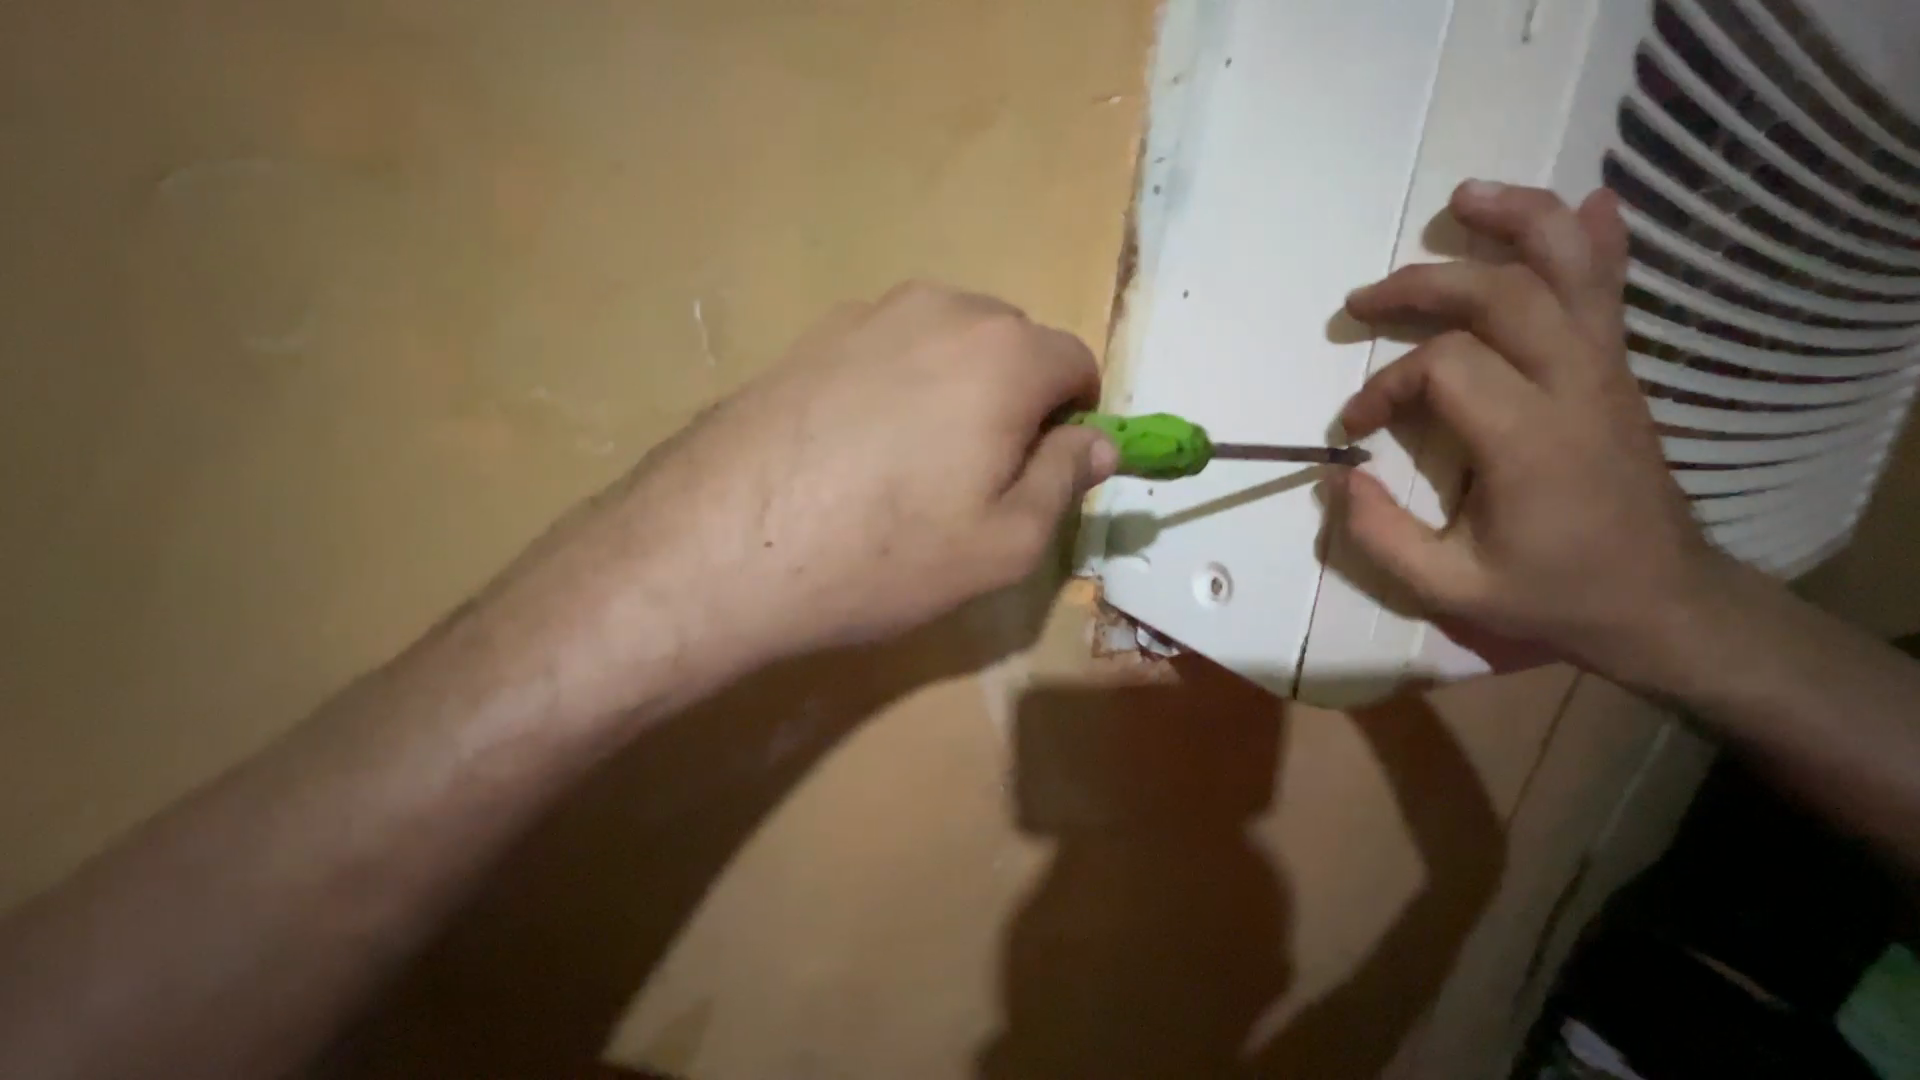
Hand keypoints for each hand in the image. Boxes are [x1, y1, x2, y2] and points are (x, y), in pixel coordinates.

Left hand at [479, 282, 1115, 718]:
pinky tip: (855, 452)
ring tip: (909, 468)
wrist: (721, 546)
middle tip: (974, 477)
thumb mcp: (1004, 544)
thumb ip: (1066, 480)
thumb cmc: (883, 554)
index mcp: (1003, 352)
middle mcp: (940, 308)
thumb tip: (1097, 441)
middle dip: (1014, 400)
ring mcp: (865, 313)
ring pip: (945, 343)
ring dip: (954, 391)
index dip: (1074, 420)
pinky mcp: (810, 336)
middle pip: (1011, 345)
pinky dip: (895, 388)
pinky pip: (885, 351)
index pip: (1076, 364)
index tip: (1042, 472)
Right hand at [1335, 181, 1731, 685]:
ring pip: (1568, 267)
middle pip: (1500, 296)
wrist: (1661, 599)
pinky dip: (1593, 237)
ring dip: (1515, 221)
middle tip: (1362, 301)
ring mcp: (1606, 370)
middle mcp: (1575, 387)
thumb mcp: (1447, 587)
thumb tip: (1336, 478)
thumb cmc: (1551, 594)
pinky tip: (1581, 202)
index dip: (1387, 385)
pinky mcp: (1617, 370)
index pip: (1446, 368)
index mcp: (1529, 440)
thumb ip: (1379, 535)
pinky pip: (1610, 287)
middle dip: (1422, 286)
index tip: (1357, 426)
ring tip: (1463, 198)